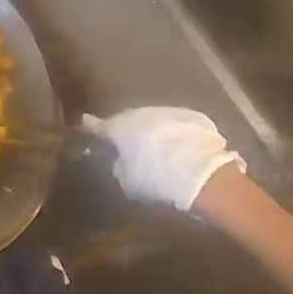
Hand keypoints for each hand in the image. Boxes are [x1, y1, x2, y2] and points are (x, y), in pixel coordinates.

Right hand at [79, 107, 242, 210]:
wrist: (206, 175)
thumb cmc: (159, 180)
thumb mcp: (129, 182)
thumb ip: (117, 168)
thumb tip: (117, 162)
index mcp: (118, 127)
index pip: (96, 125)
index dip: (91, 129)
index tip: (86, 129)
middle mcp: (138, 113)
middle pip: (125, 120)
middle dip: (124, 131)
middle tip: (126, 145)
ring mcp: (165, 111)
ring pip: (150, 119)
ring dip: (149, 130)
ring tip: (154, 147)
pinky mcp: (190, 115)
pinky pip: (173, 123)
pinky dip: (171, 132)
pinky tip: (177, 147)